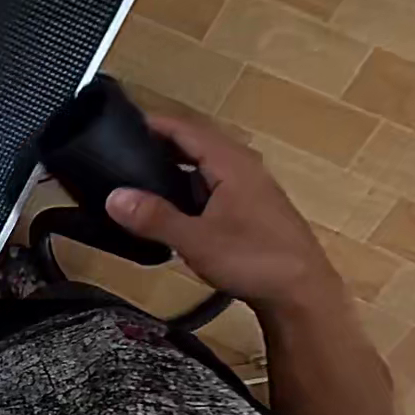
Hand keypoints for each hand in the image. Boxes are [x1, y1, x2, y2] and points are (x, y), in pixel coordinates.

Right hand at [105, 113, 340, 314]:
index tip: (122, 124)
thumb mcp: (196, 240)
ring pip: (205, 170)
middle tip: (124, 156)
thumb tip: (113, 197)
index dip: (154, 124)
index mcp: (230, 162)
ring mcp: (250, 190)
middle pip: (196, 145)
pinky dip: (189, 193)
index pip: (186, 128)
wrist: (300, 291)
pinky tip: (174, 212)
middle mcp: (242, 167)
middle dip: (161, 147)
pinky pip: (213, 190)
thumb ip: (154, 218)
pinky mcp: (251, 212)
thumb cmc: (252, 259)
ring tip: (141, 183)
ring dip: (175, 172)